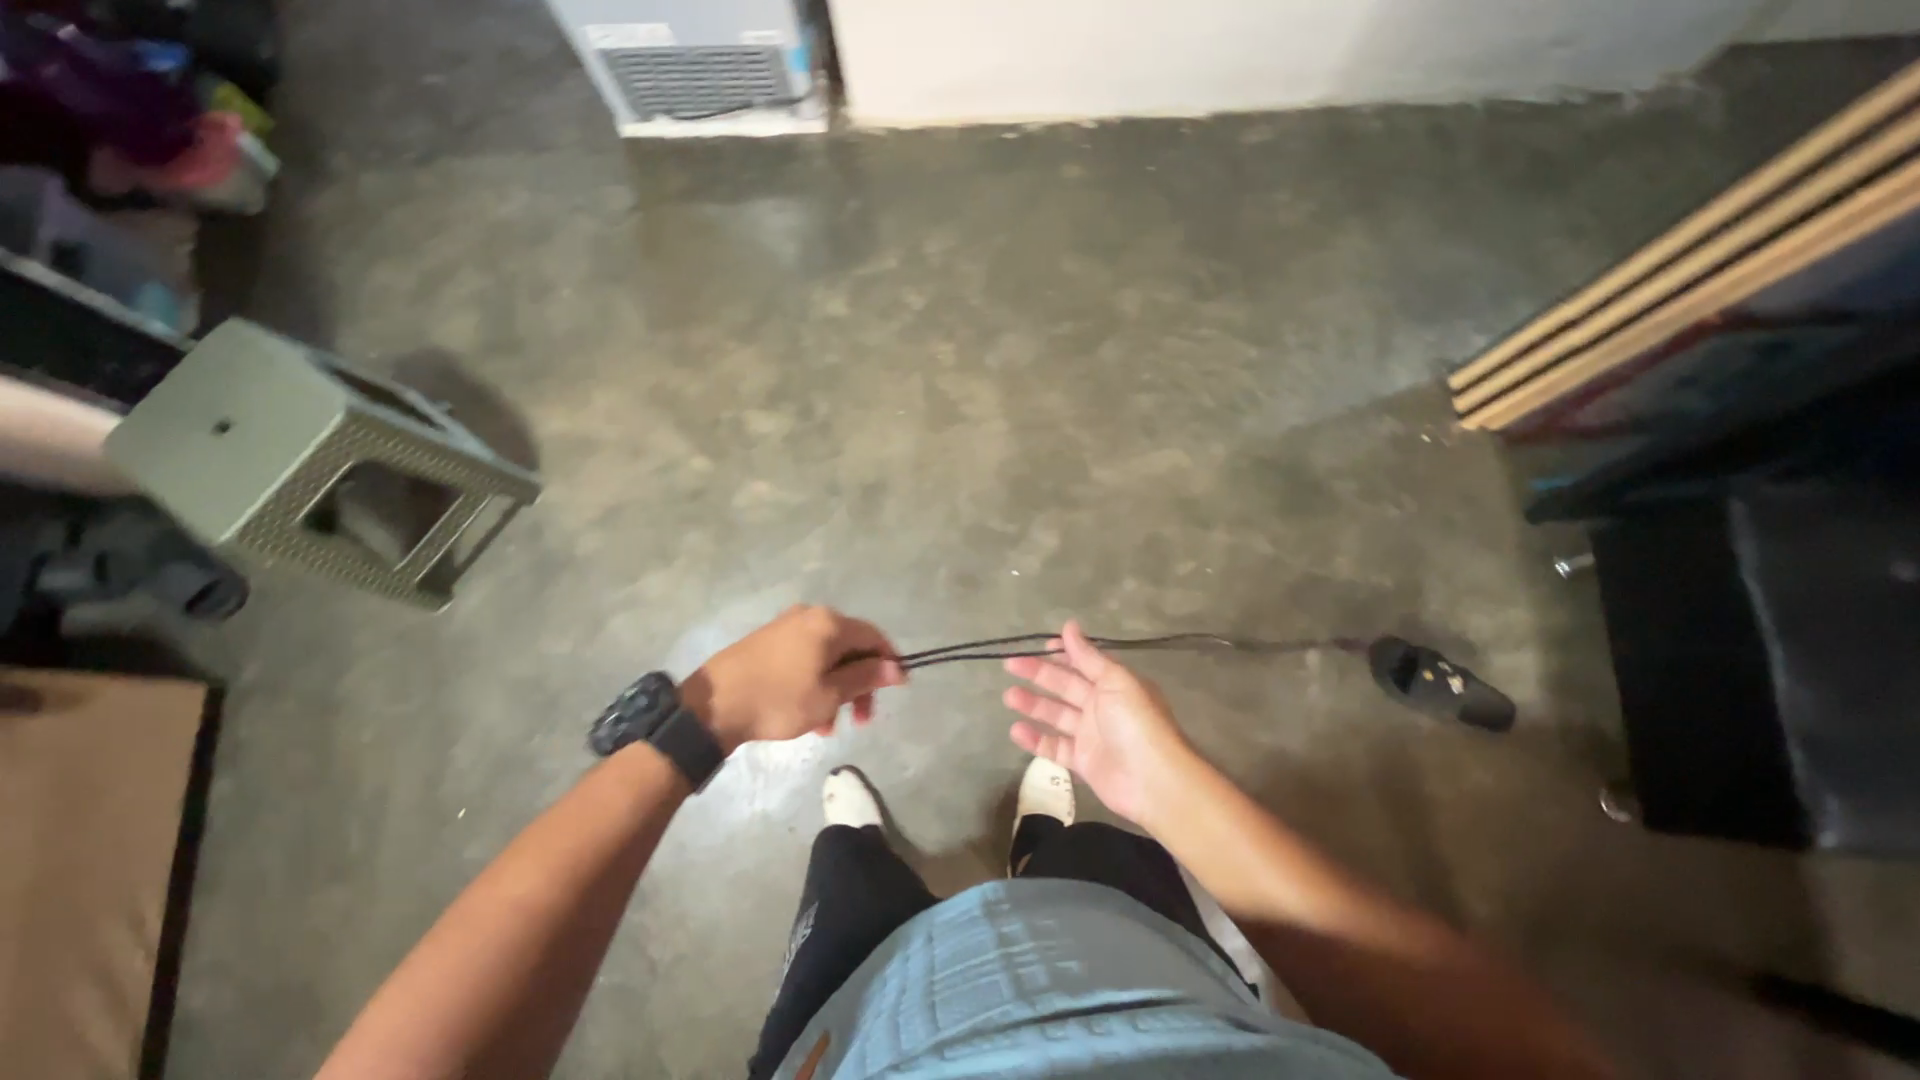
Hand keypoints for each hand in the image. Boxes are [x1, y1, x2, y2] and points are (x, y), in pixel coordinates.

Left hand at [684, 605, 905, 752]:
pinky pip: (805, 658)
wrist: (713, 705)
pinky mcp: (768, 641)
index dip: (888, 663)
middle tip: (860, 720)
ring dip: (836, 689)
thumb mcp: (829, 695)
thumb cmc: (779, 700)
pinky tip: (808, 714)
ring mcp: (786, 626)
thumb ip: (866, 678)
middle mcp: (810, 616)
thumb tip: (896, 668)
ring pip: (827, 657)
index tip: (894, 692)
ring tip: (826, 727)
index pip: (874, 637)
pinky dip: (815, 682)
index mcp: (830, 623)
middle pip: (850, 647)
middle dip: (860, 684)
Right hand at [1001, 620, 1194, 825]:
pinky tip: (1016, 730)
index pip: (1083, 663)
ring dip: (1033, 704)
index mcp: (1114, 683)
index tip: (1038, 646)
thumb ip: (1089, 657)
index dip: (1062, 653)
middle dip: (1039, 674)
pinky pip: (1054, 747)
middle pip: (1065, 686)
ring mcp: (1091, 735)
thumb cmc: (1136, 722)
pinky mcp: (1083, 762)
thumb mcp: (1116, 681)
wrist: (1153, 779)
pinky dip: (1035, 740)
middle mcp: (1102, 706)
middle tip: (1010, 665)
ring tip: (1008, 696)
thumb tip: (1069, 626)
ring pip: (1056, 715)